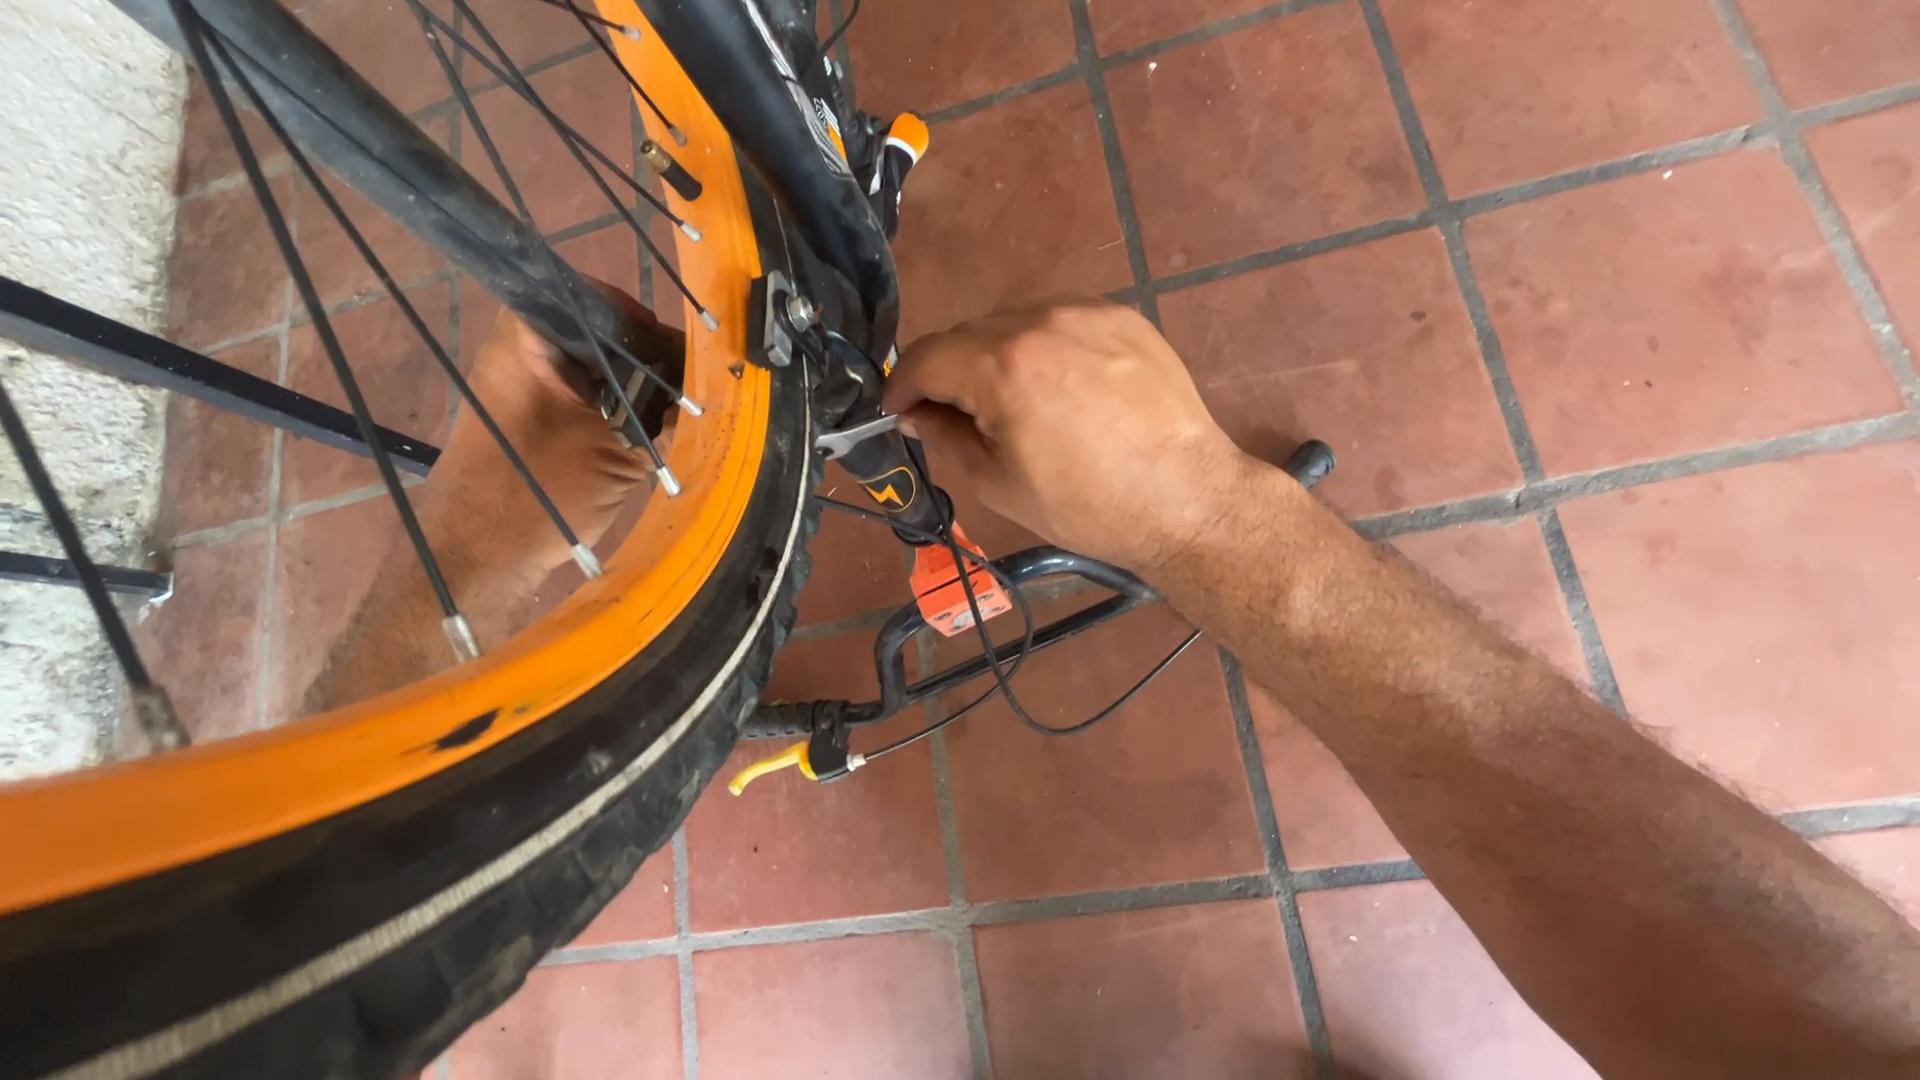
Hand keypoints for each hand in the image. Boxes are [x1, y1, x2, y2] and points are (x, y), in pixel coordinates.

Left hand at [420, 285, 658, 574]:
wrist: (479, 558)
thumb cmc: (539, 495)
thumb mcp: (614, 455)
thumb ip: (659, 415)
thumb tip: (699, 389)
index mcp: (527, 348)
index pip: (582, 300)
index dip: (631, 316)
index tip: (667, 344)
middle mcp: (520, 359)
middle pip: (590, 335)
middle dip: (640, 354)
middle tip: (683, 380)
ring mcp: (523, 393)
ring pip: (588, 370)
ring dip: (629, 385)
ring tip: (672, 407)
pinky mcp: (530, 424)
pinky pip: (579, 399)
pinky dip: (612, 408)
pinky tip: (644, 431)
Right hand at [882, 299, 1265, 572]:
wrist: (1185, 499)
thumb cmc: (1085, 505)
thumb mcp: (998, 482)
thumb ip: (946, 436)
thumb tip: (917, 412)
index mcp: (1003, 364)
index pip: (927, 356)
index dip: (902, 385)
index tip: (899, 410)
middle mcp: (1041, 320)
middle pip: (969, 334)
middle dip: (949, 373)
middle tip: (954, 415)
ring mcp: (1087, 312)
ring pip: (1014, 323)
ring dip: (996, 356)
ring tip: (1013, 403)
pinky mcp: (1123, 318)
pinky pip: (1060, 323)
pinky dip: (1042, 348)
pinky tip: (1060, 387)